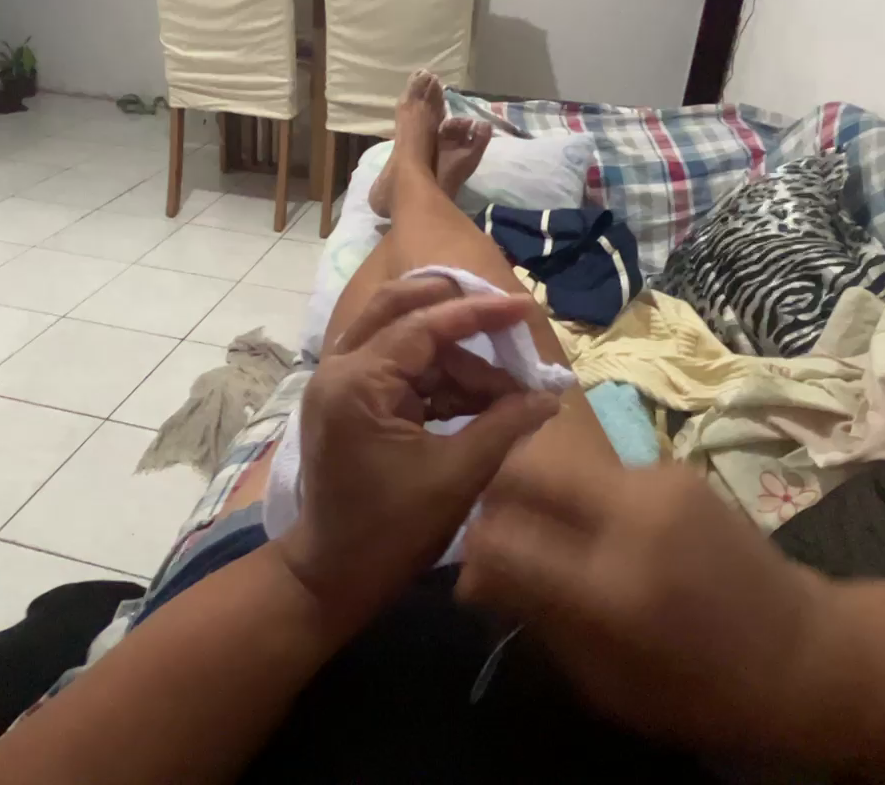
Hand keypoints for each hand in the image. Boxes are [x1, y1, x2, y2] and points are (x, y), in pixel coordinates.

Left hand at [277, 277, 561, 624]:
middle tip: (507, 323)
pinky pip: (400, 370)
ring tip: (507, 390)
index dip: (479, 314)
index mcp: (357, 383)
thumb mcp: (456, 476)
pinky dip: (440, 381)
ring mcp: (340, 384)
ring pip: (404, 340)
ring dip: (456, 359)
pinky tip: (481, 402)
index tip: (525, 306)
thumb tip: (549, 397)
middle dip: (457, 315)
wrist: (335, 576)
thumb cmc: (392, 532)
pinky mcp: (351, 401)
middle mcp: (340, 370)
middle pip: (400, 310)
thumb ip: (503, 426)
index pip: (423, 326)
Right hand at [457, 457, 840, 753]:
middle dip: (495, 490)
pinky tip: (597, 524)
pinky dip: (579, 489)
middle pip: (525, 467)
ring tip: (547, 525)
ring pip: (558, 455)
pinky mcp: (675, 465)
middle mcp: (630, 516)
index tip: (475, 564)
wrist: (808, 651)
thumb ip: (533, 616)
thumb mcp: (605, 680)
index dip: (475, 546)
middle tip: (497, 524)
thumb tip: (472, 574)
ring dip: (538, 485)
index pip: (504, 539)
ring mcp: (657, 480)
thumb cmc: (699, 687)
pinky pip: (599, 466)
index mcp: (612, 588)